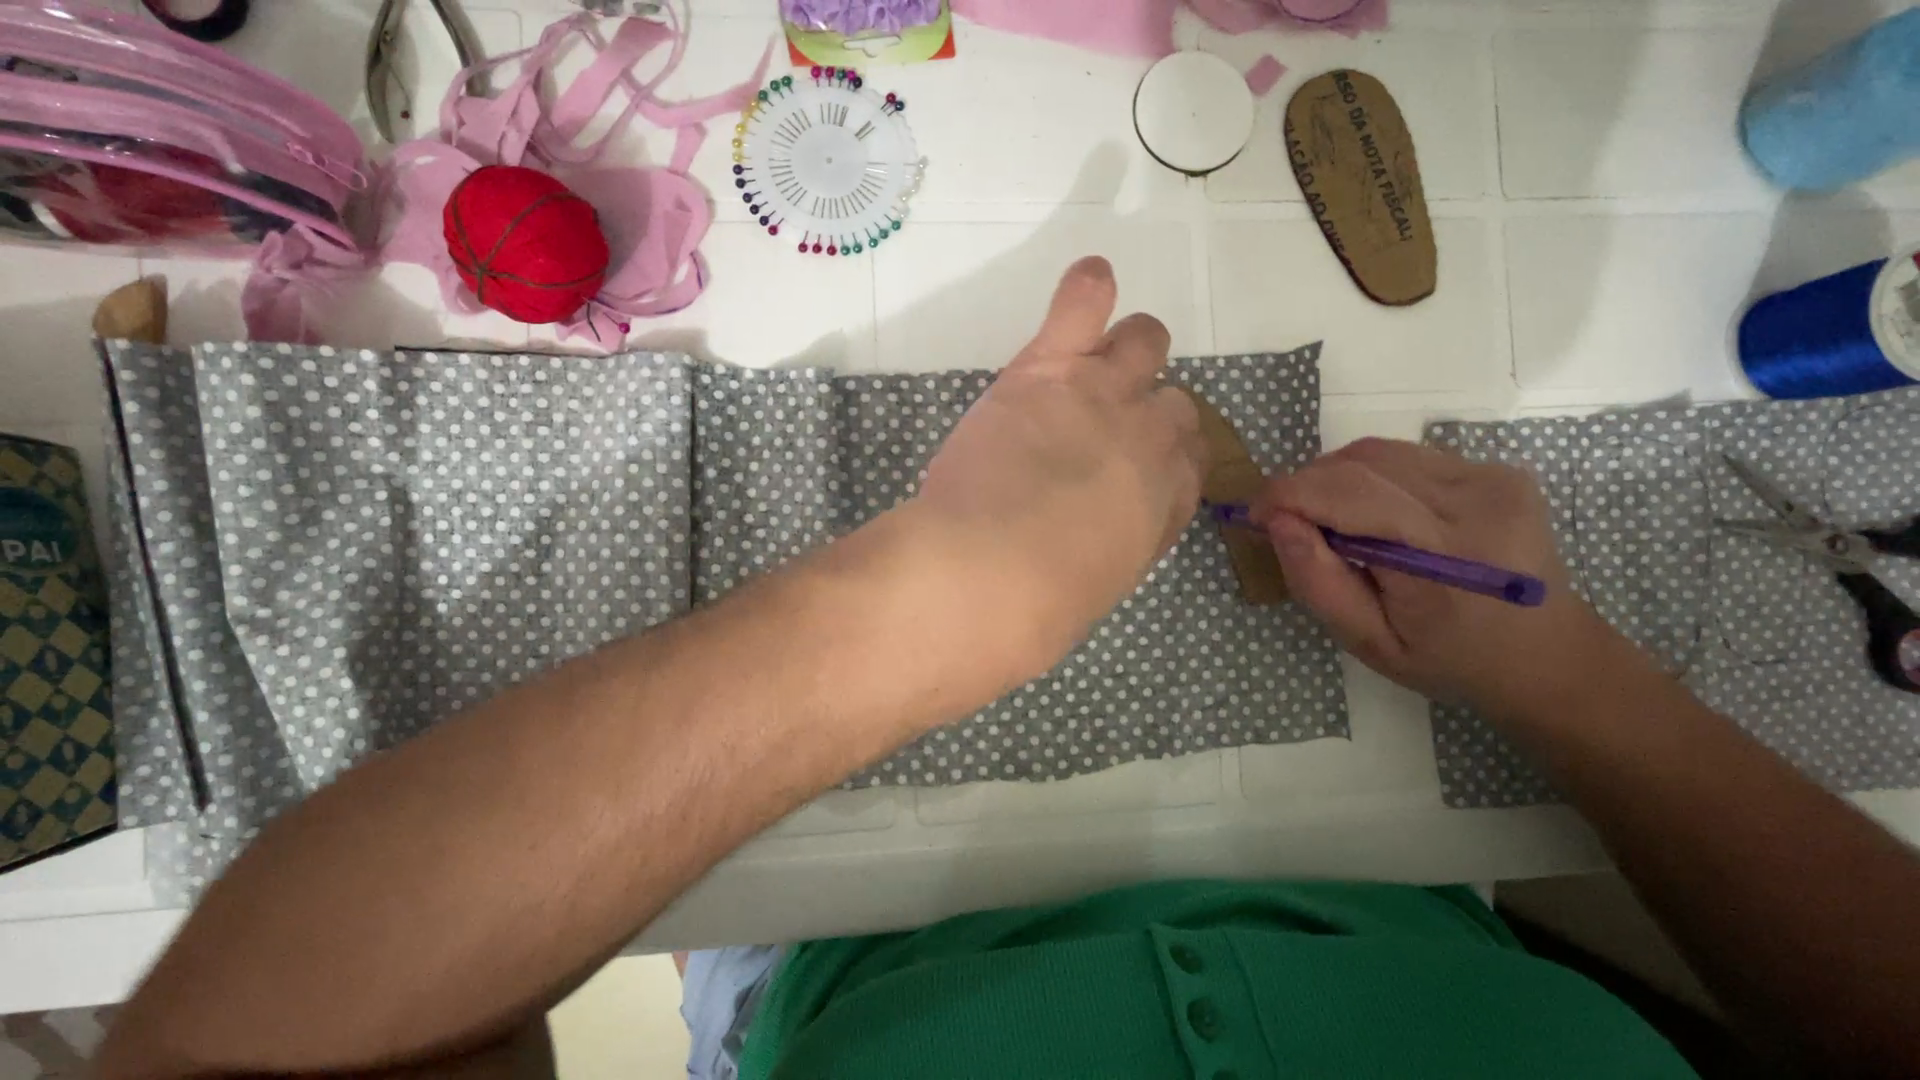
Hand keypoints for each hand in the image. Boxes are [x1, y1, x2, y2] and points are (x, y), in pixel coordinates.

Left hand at [911, 256, 1203, 676]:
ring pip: (1145, 343)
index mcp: (1166, 505)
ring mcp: (1103, 396)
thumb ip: (1109, 549)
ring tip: (1098, 359)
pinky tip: (1090, 279)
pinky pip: (1082, 305)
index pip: (1190, 462)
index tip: (1133, 471)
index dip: (1164, 460)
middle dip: (1148, 413)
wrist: (985, 575)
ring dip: (1130, 349)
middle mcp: (1151, 442)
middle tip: (1105, 427)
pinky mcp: (1049, 368)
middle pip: (1175, 404)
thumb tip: (1096, 540)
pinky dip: (1087, 288)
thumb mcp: (1095, 589)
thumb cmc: (1035, 608)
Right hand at [1254, 438, 1639, 721]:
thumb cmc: (1452, 661)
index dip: (1288, 494)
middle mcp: (1476, 501)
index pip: (1347, 494)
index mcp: (1444, 555)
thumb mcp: (1370, 644)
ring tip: (1329, 520)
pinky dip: (1374, 478)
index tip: (1253, 514)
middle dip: (1306, 484)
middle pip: (1360, 462)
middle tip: (1285, 522)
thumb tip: (1275, 521)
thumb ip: (1318, 583)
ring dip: (1337, 478)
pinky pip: (1409, 457)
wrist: (1549, 656)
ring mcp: (1493, 479)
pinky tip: (1377, 514)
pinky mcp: (1499, 470)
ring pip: (1381, 452)